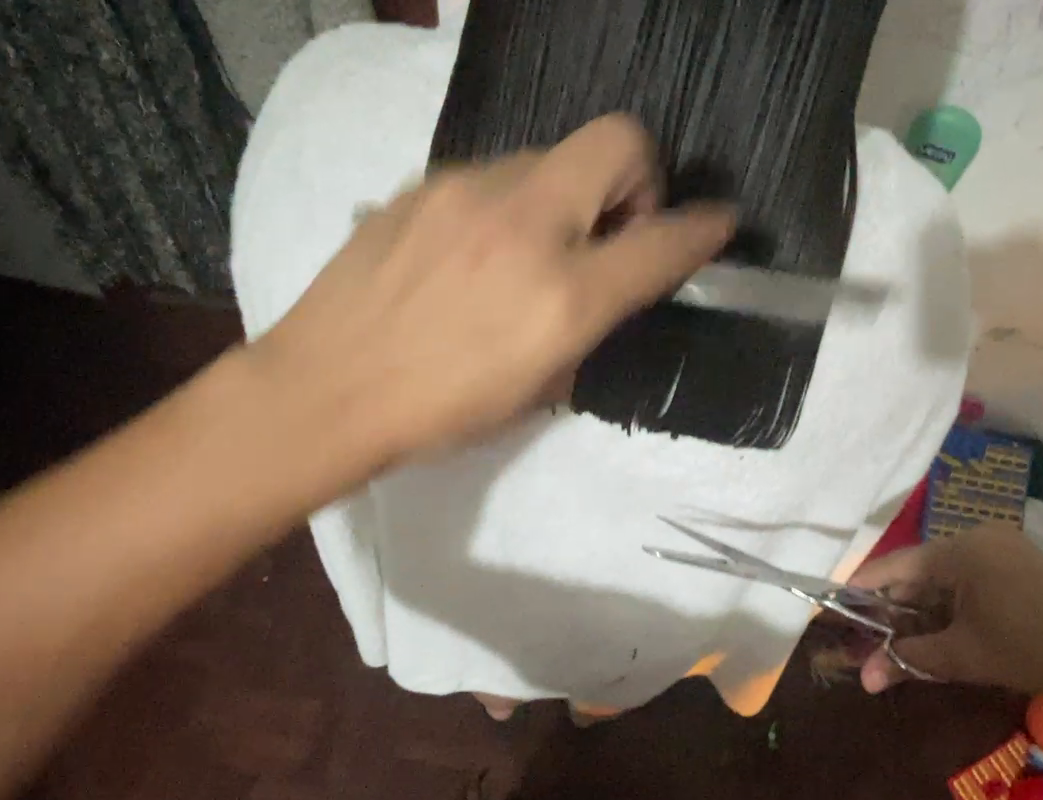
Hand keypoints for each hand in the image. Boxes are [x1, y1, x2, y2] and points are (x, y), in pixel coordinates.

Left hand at [251, 113, 735, 457]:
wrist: (325, 390)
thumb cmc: (438, 415)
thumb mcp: (535, 391)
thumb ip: (586, 331)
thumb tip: (602, 297)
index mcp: (563, 297)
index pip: (662, 242)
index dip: (704, 231)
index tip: (716, 225)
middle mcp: (526, 225)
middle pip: (618, 141)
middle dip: (638, 177)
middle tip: (613, 230)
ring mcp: (468, 192)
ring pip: (549, 156)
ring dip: (563, 196)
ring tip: (529, 252)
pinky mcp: (422, 185)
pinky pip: (491, 176)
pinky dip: (507, 205)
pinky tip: (473, 254)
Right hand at [848, 524, 1042, 696]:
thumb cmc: (1030, 647)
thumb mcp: (960, 656)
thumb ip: (907, 659)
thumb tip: (864, 679)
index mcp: (959, 550)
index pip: (892, 566)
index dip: (860, 591)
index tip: (833, 612)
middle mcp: (979, 538)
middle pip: (917, 571)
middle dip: (891, 607)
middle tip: (867, 637)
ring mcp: (1004, 550)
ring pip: (944, 578)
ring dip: (920, 610)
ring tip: (898, 641)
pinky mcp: (1023, 567)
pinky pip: (970, 581)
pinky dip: (949, 606)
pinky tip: (941, 632)